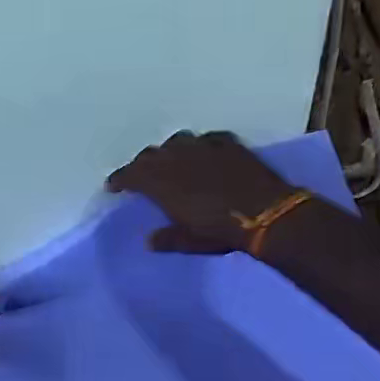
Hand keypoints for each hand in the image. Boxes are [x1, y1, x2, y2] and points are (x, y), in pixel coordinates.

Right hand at [106, 131, 299, 252]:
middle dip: (142, 164)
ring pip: (177, 141)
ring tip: (172, 161)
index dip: (119, 179)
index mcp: (162, 181)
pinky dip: (201, 147)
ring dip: (170, 151)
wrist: (267, 213)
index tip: (112, 186)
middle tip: (140, 176)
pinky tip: (205, 154)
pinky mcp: (228, 144)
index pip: (131, 174)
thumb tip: (149, 241)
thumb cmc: (222, 231)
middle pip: (151, 154)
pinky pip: (208, 139)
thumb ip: (168, 238)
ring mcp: (204, 147)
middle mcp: (178, 158)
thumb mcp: (190, 241)